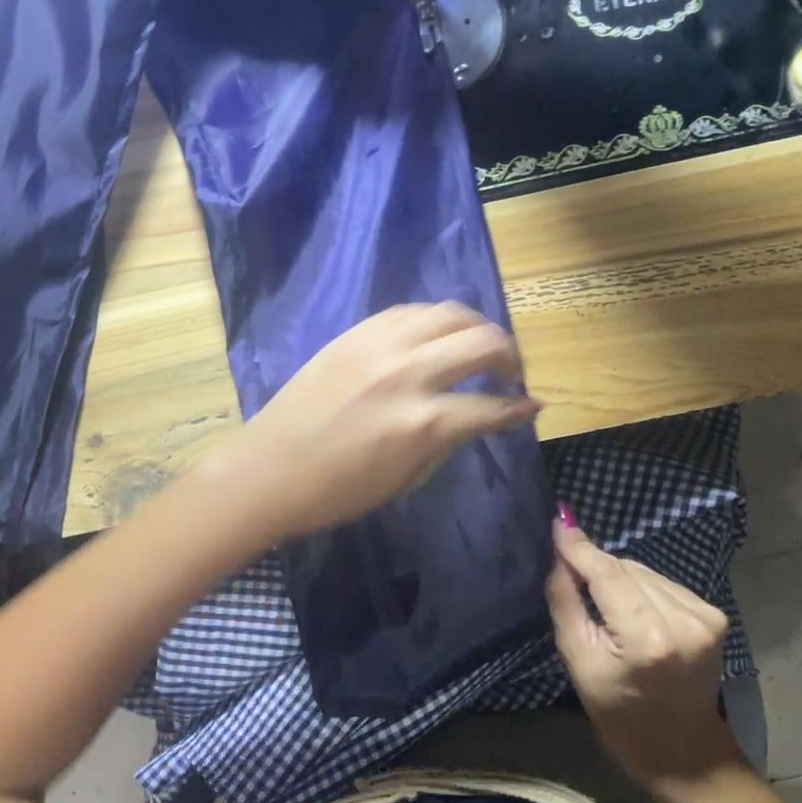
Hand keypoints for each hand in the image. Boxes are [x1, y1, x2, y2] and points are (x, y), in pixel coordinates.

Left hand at [211, 302, 540, 538]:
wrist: (269, 470)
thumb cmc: (338, 492)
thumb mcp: (407, 479)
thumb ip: (450, 442)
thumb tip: (484, 418)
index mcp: (423, 423)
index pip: (493, 406)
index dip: (521, 409)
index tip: (532, 406)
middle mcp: (408, 373)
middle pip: (483, 342)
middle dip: (510, 356)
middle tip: (510, 373)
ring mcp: (380, 345)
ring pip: (451, 313)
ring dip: (477, 328)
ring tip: (478, 348)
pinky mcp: (356, 333)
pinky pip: (411, 311)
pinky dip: (435, 321)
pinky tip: (436, 338)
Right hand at [546, 513, 743, 788]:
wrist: (682, 751)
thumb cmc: (619, 714)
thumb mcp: (579, 663)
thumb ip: (567, 603)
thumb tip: (560, 555)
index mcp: (647, 638)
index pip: (608, 574)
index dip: (581, 548)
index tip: (558, 522)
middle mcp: (683, 620)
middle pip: (627, 570)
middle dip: (597, 568)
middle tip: (571, 578)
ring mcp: (705, 616)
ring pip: (645, 573)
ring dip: (620, 579)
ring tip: (605, 608)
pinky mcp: (714, 615)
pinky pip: (664, 585)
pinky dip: (642, 590)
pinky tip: (634, 614)